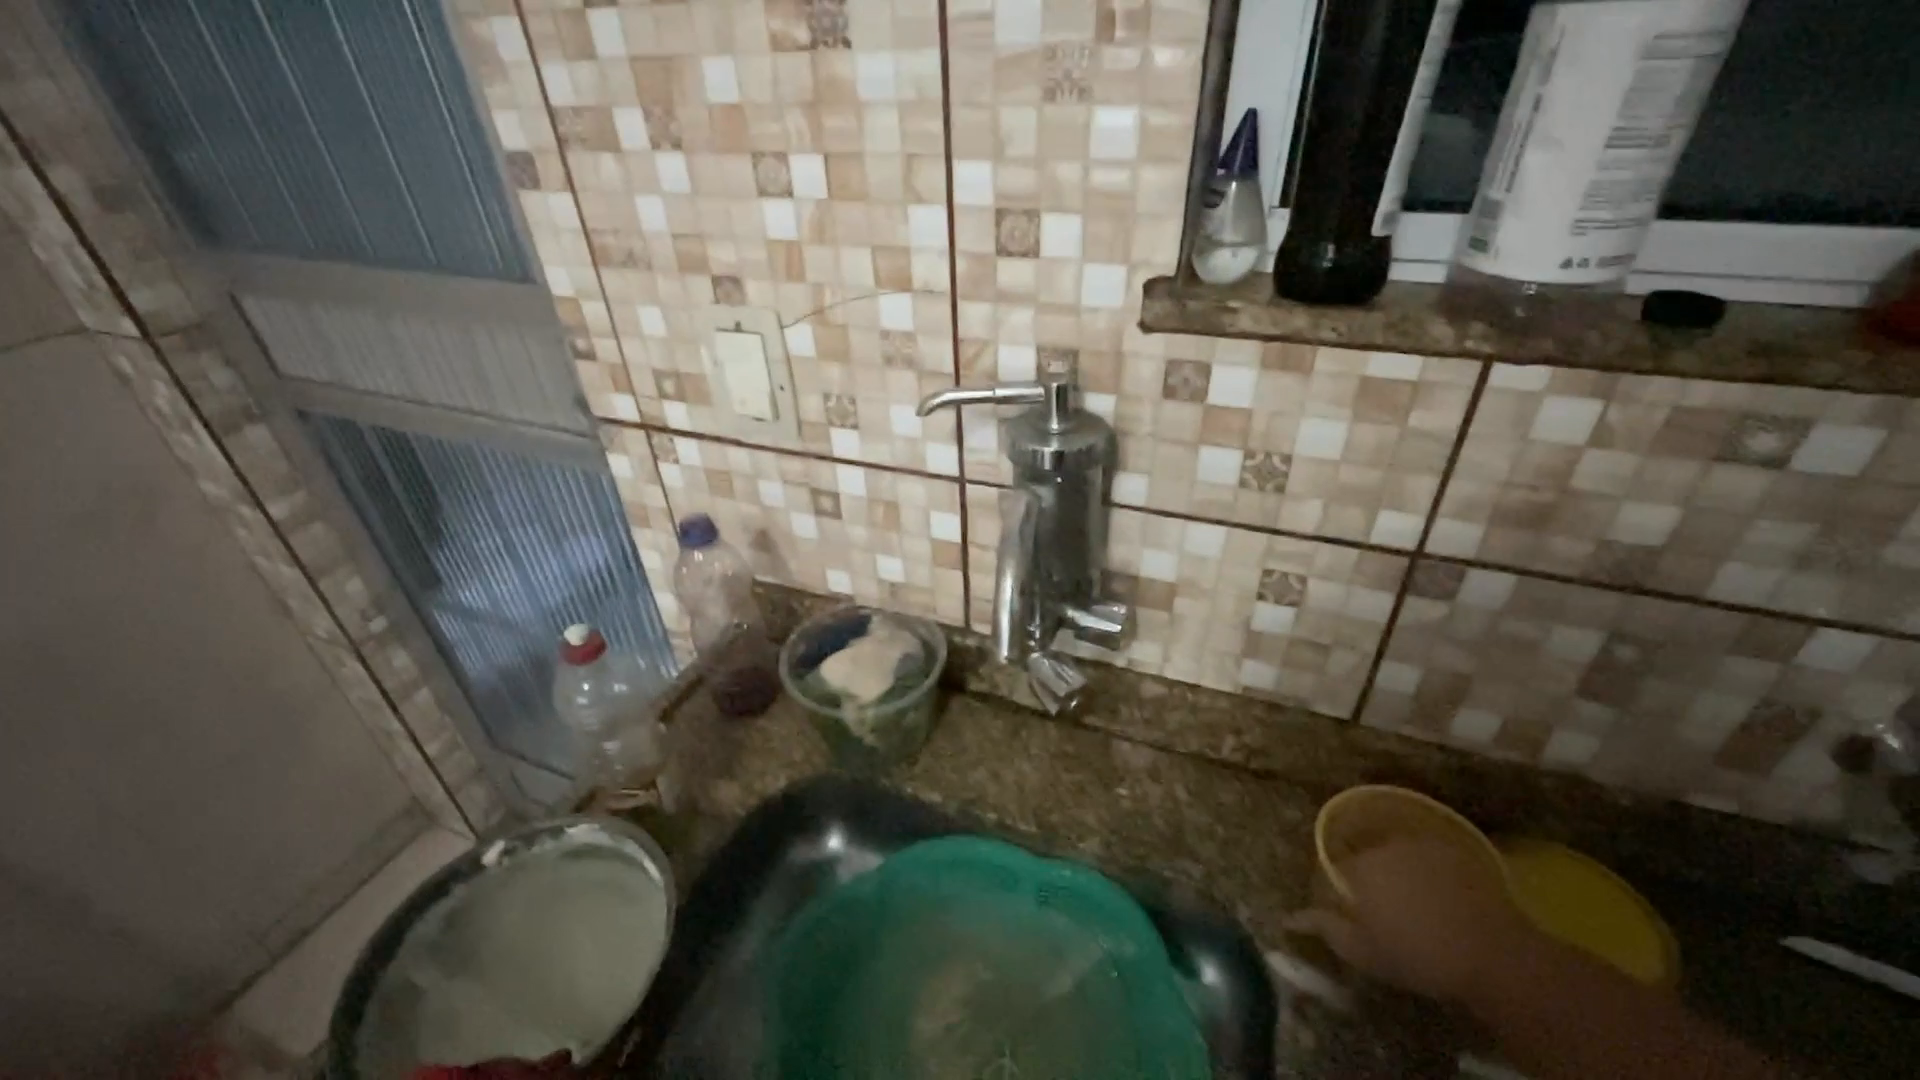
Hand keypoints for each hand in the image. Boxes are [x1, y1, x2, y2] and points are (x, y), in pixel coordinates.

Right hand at [1287, 838, 1536, 1005]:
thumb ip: (1325, 928)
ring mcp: (1421, 844)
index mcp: (1357, 868)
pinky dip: (1425, 872)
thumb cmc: (1419, 957)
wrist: (1494, 954)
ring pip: (1395, 856)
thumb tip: (1290, 917)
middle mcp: (1384, 846)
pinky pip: (1426, 857)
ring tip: (1413, 906)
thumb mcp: (1363, 952)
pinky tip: (1438, 898)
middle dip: (1366, 882)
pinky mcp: (1454, 850)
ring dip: (1396, 874)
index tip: (1349, 918)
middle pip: (1363, 860)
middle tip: (1383, 914)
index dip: (1337, 895)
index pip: (1331, 873)